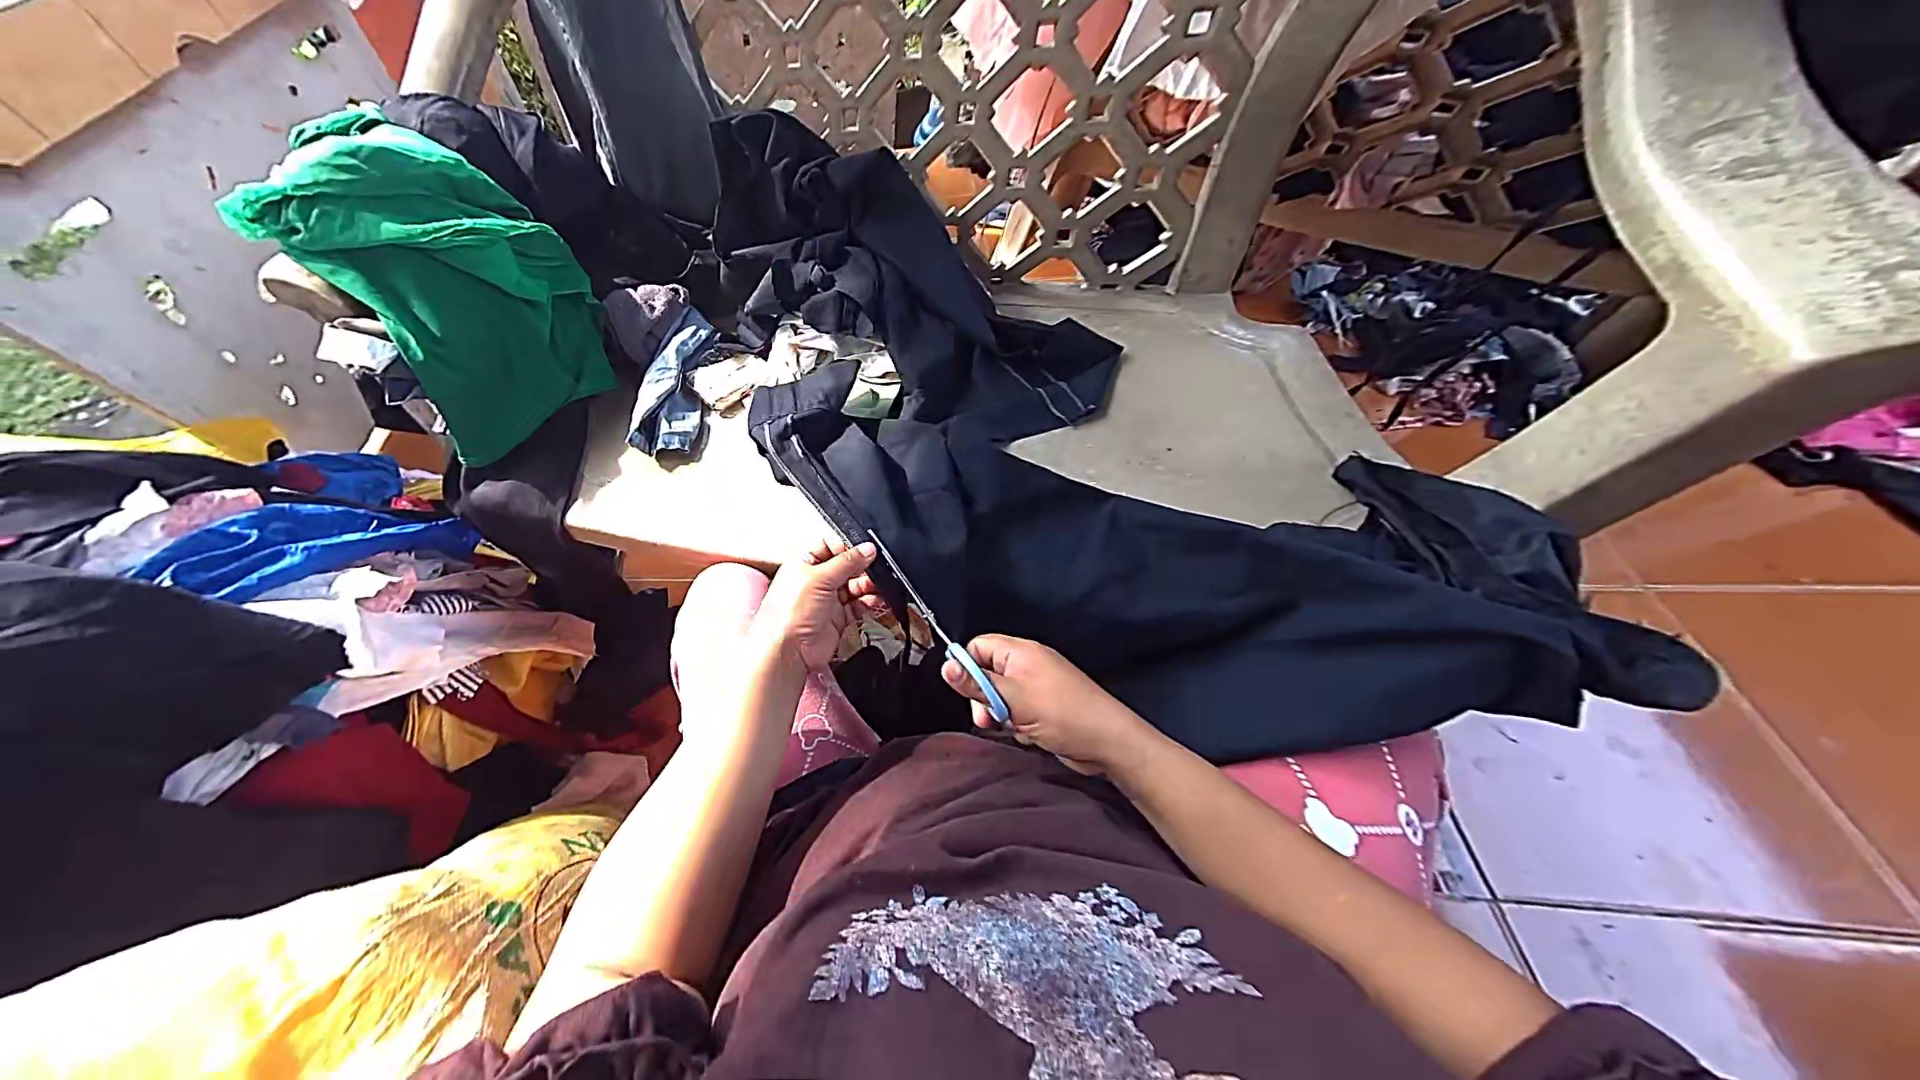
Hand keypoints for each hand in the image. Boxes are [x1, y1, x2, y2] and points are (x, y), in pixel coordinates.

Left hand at [748, 540, 881, 670]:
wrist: (788, 652)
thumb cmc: (787, 614)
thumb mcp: (818, 578)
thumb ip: (846, 562)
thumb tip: (867, 549)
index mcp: (805, 563)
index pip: (830, 545)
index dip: (848, 546)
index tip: (865, 550)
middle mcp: (816, 580)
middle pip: (847, 566)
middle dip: (863, 567)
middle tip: (876, 569)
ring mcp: (828, 599)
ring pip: (856, 585)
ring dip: (869, 585)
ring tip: (879, 586)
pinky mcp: (838, 617)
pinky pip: (859, 605)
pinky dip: (870, 602)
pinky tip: (876, 600)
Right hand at [941, 634, 1158, 775]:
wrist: (1108, 743)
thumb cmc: (1067, 715)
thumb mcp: (1014, 699)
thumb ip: (977, 684)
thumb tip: (947, 667)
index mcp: (1021, 652)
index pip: (978, 647)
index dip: (968, 668)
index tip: (968, 692)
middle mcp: (1028, 665)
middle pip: (986, 675)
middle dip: (984, 699)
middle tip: (992, 717)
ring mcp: (1036, 688)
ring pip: (999, 699)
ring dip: (1002, 716)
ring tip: (1017, 726)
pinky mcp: (1043, 709)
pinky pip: (1015, 714)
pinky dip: (1018, 726)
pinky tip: (1031, 734)